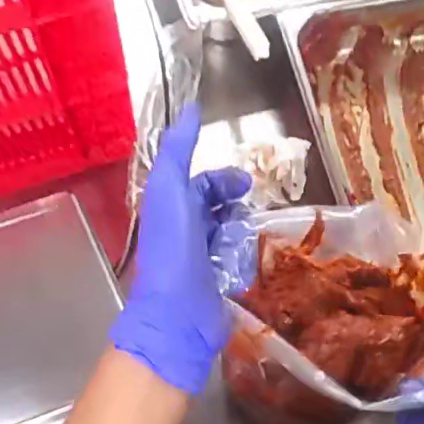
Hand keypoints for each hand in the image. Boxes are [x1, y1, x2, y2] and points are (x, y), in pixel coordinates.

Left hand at [109, 102, 252, 392]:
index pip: (200, 185)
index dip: (222, 179)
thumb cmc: (171, 252)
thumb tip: (191, 108)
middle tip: (252, 209)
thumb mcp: (170, 189)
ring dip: (244, 232)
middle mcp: (186, 235)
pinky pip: (238, 266)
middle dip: (237, 205)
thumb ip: (178, 149)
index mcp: (171, 210)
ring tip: (252, 236)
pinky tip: (253, 261)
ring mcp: (203, 264)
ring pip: (231, 237)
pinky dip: (247, 260)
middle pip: (218, 210)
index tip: (245, 184)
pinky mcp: (219, 289)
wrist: (177, 315)